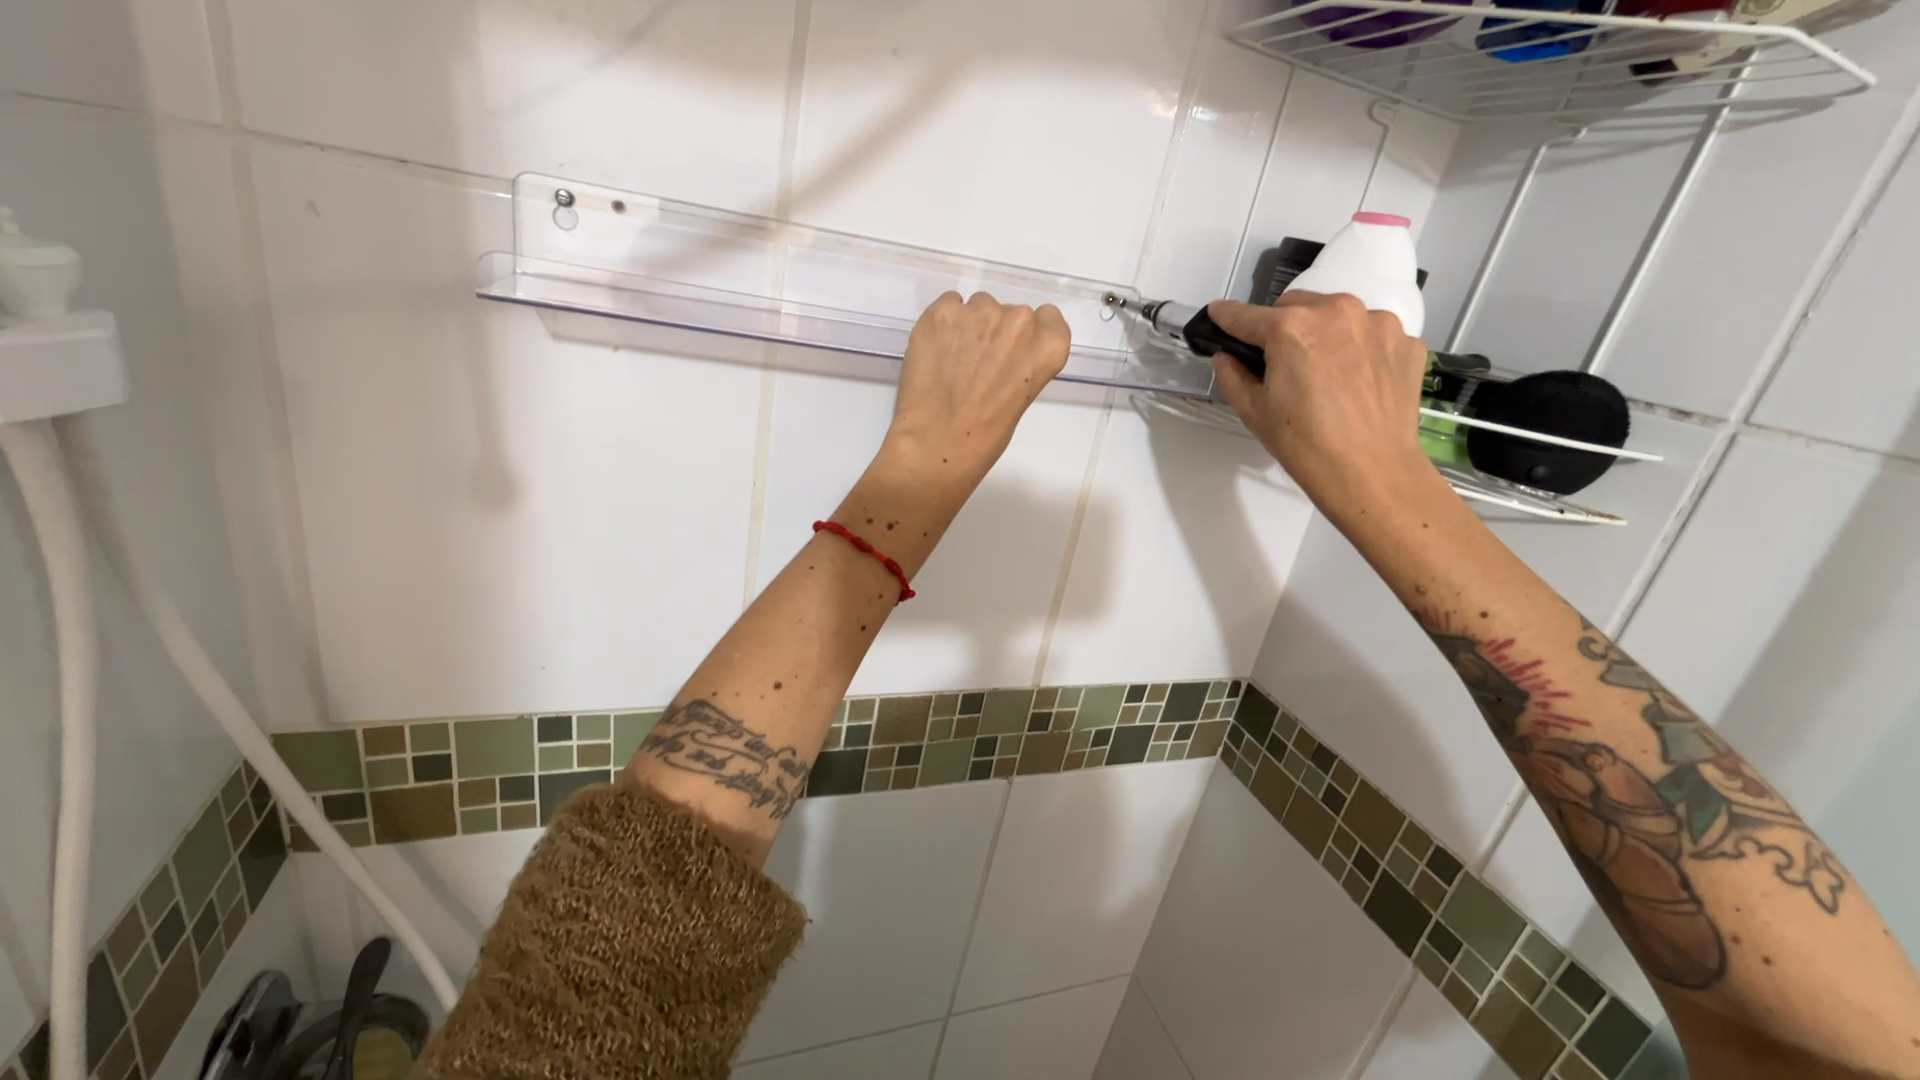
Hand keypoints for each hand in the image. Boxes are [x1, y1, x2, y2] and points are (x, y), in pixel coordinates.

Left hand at [881, 291, 1071, 487]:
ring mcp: (981, 311)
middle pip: (1011, 311)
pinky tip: (935, 353)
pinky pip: (948, 304)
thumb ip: (1021, 364)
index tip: (1014, 352)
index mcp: (1049, 345)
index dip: (1028, 334)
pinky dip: (942, 325)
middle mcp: (1021, 320)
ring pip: (978, 306)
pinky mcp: (944, 311)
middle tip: (978, 365)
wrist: (938, 441)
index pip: (1048, 317)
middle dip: (996, 332)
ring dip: (969, 326)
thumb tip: (1000, 354)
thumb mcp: (1023, 397)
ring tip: (953, 363)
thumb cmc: (985, 436)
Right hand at [1207, 292, 1430, 515]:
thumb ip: (1233, 375)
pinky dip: (1360, 350)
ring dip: (1326, 334)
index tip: (1217, 314)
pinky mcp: (1406, 342)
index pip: (1247, 316)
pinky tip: (1357, 384)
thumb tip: (1226, 357)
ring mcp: (1378, 324)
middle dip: (1284, 326)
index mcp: (1291, 328)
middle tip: (1283, 363)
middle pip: (1297, 306)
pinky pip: (1373, 336)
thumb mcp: (1254, 411)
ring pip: (1338, 316)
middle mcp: (1337, 312)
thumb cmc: (1305, 444)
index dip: (1227, 317)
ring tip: (1327, 374)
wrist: (1370, 471)